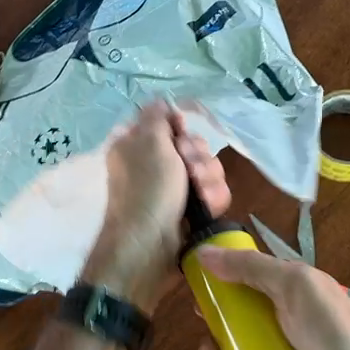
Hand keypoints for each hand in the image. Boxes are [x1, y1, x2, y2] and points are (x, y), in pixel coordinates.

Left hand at [80, 101, 229, 310]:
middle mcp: (155, 164)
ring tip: (200, 193)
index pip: (167, 123)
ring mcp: (174, 189)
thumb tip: (159, 102)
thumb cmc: (147, 190)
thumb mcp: (149, 141)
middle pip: (193, 146)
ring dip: (209, 179)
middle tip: (190, 169)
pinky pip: (213, 194)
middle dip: (199, 156)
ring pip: (208, 170)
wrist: (151, 247)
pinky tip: (208, 206)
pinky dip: (213, 199)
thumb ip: (156, 116)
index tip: (180, 136)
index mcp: (137, 145)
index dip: (179, 128)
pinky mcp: (191, 210)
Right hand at [194, 246, 349, 349]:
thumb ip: (251, 268)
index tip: (201, 312)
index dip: (218, 301)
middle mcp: (285, 331)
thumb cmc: (337, 333)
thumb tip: (203, 252)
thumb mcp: (295, 287)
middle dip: (216, 348)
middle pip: (236, 337)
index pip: (241, 294)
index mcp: (285, 298)